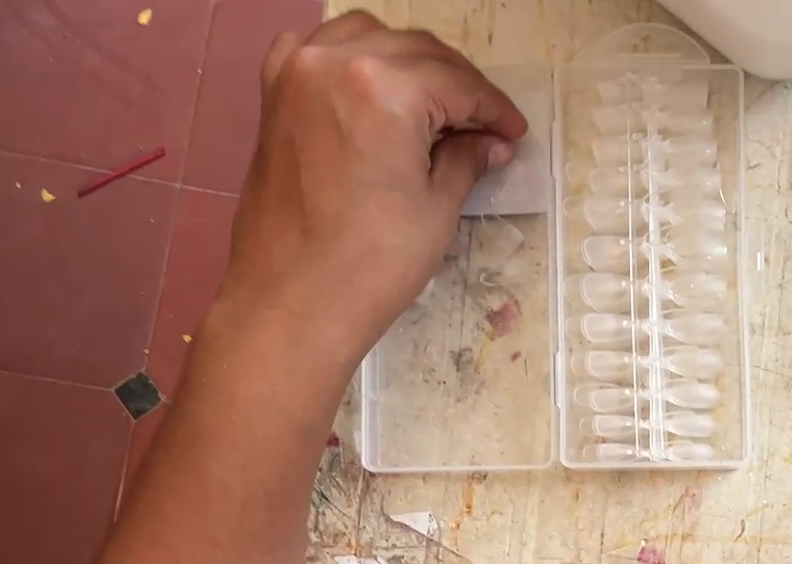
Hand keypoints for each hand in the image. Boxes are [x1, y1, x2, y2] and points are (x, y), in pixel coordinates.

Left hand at [219, 13, 528, 368]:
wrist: (295, 298)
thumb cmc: (374, 264)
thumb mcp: (437, 211)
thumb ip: (465, 161)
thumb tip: (491, 143)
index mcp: (382, 89)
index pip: (455, 83)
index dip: (493, 108)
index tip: (515, 132)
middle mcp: (334, 61)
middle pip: (417, 51)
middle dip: (459, 85)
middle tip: (487, 125)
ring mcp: (297, 70)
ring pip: (371, 37)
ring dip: (413, 63)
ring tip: (439, 107)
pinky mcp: (276, 92)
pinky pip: (322, 48)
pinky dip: (358, 58)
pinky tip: (378, 88)